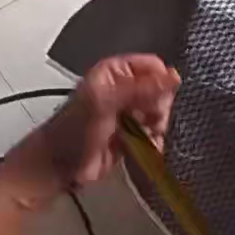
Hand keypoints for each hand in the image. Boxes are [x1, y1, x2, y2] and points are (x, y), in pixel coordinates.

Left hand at [3, 54, 179, 205]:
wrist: (60, 167)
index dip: (160, 82)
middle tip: (148, 121)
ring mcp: (128, 114)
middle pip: (160, 92)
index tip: (159, 100)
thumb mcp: (105, 103)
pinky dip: (154, 142)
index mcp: (114, 73)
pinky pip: (154, 134)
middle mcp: (123, 90)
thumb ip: (140, 89)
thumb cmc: (74, 131)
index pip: (152, 67)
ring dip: (157, 128)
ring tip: (144, 137)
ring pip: (160, 114)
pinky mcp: (132, 136)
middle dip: (159, 109)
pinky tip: (146, 148)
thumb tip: (174, 76)